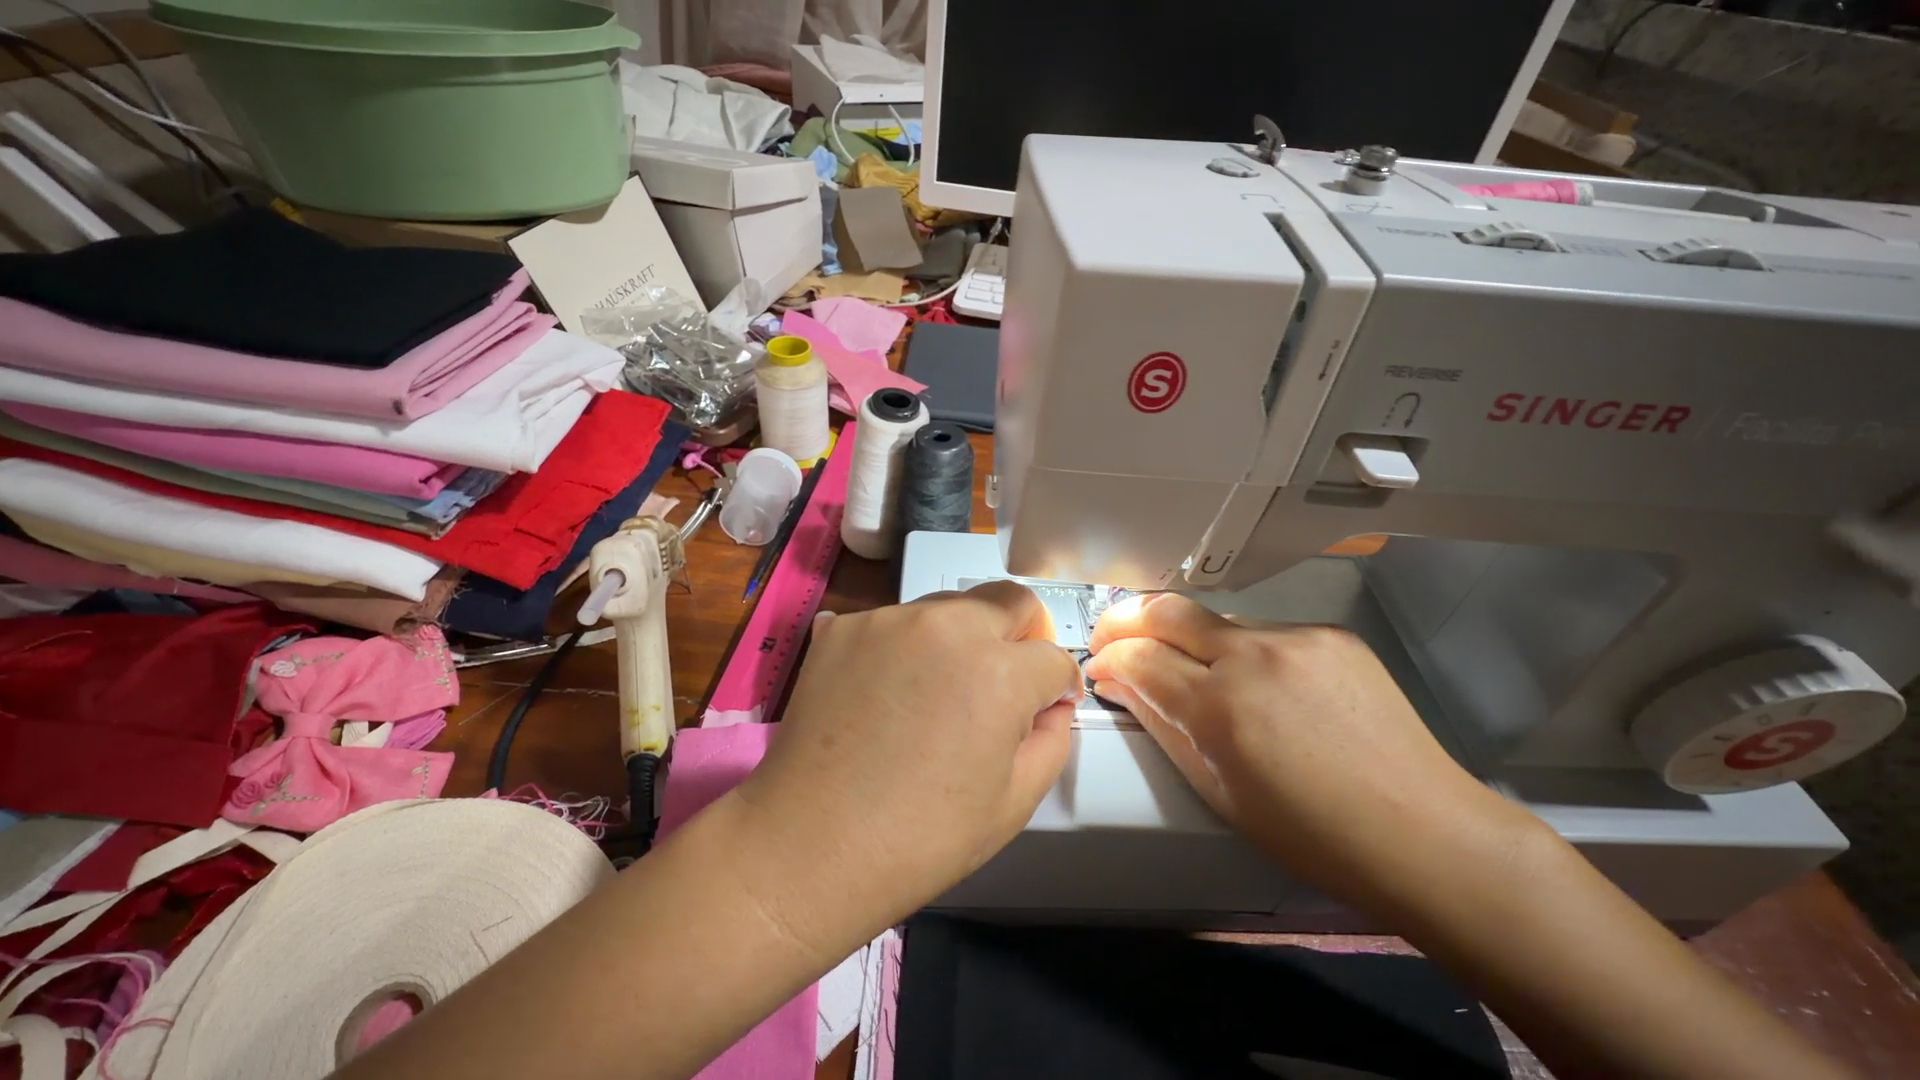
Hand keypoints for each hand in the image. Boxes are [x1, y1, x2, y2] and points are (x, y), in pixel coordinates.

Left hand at [728, 580, 1080, 943]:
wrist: (808, 847)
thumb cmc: (920, 839)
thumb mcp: (1013, 803)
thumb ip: (1051, 738)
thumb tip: (1050, 704)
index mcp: (998, 672)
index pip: (1053, 657)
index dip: (1059, 686)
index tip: (1048, 705)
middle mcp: (946, 627)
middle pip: (1007, 601)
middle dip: (1020, 636)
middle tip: (1003, 685)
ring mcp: (888, 622)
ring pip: (948, 608)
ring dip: (961, 639)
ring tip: (936, 696)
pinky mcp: (842, 628)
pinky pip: (894, 624)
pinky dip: (906, 650)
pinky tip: (888, 697)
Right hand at [1084, 592, 1534, 910]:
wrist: (1420, 831)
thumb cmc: (1310, 834)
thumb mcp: (1218, 790)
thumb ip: (1162, 725)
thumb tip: (1121, 684)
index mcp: (1220, 706)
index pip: (1138, 656)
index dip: (1108, 659)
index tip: (1100, 670)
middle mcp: (1255, 655)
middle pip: (1168, 610)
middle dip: (1128, 619)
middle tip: (1114, 639)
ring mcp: (1299, 637)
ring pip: (1218, 620)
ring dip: (1191, 639)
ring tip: (1194, 674)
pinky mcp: (1333, 634)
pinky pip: (1268, 631)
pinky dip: (1245, 651)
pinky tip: (1260, 686)